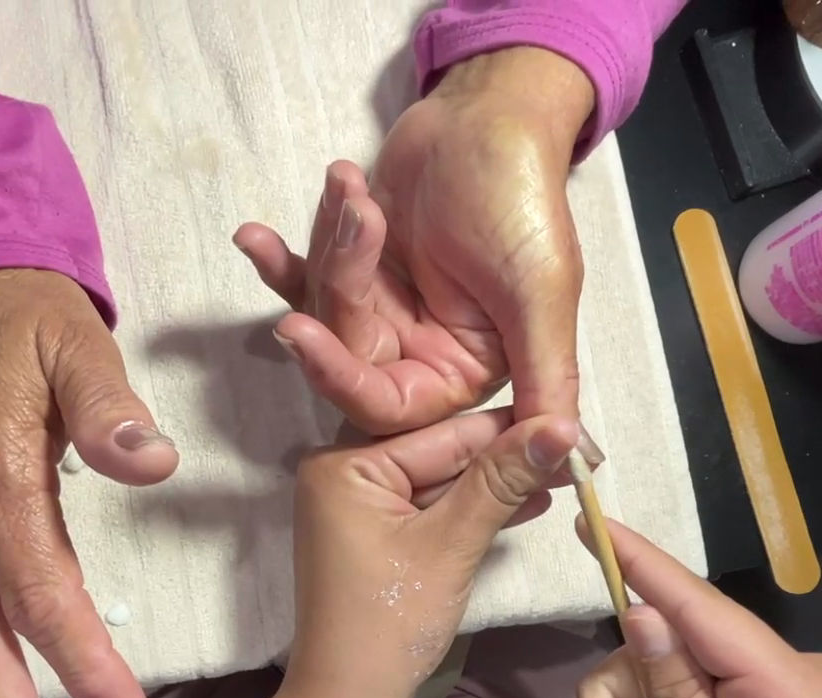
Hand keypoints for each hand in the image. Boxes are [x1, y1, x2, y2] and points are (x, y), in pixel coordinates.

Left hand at [235, 47, 594, 433]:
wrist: (490, 117)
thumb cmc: (522, 203)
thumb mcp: (540, 296)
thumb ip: (546, 379)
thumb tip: (567, 456)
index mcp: (458, 374)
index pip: (387, 406)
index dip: (341, 378)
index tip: (301, 332)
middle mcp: (415, 355)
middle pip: (345, 355)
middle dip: (340, 288)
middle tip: (353, 223)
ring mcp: (379, 315)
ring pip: (324, 311)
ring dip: (331, 248)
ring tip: (353, 187)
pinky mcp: (352, 277)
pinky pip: (306, 282)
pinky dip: (281, 260)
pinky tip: (255, 239)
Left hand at [278, 409, 578, 697]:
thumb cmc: (388, 625)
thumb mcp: (450, 547)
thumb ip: (502, 482)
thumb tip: (562, 426)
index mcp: (345, 463)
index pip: (446, 433)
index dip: (517, 428)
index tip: (578, 426)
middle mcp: (342, 468)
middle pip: (441, 449)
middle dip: (509, 455)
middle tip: (580, 452)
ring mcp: (355, 498)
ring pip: (440, 477)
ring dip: (499, 482)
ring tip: (565, 476)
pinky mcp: (371, 526)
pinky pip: (428, 503)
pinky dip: (472, 507)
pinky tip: (529, 500)